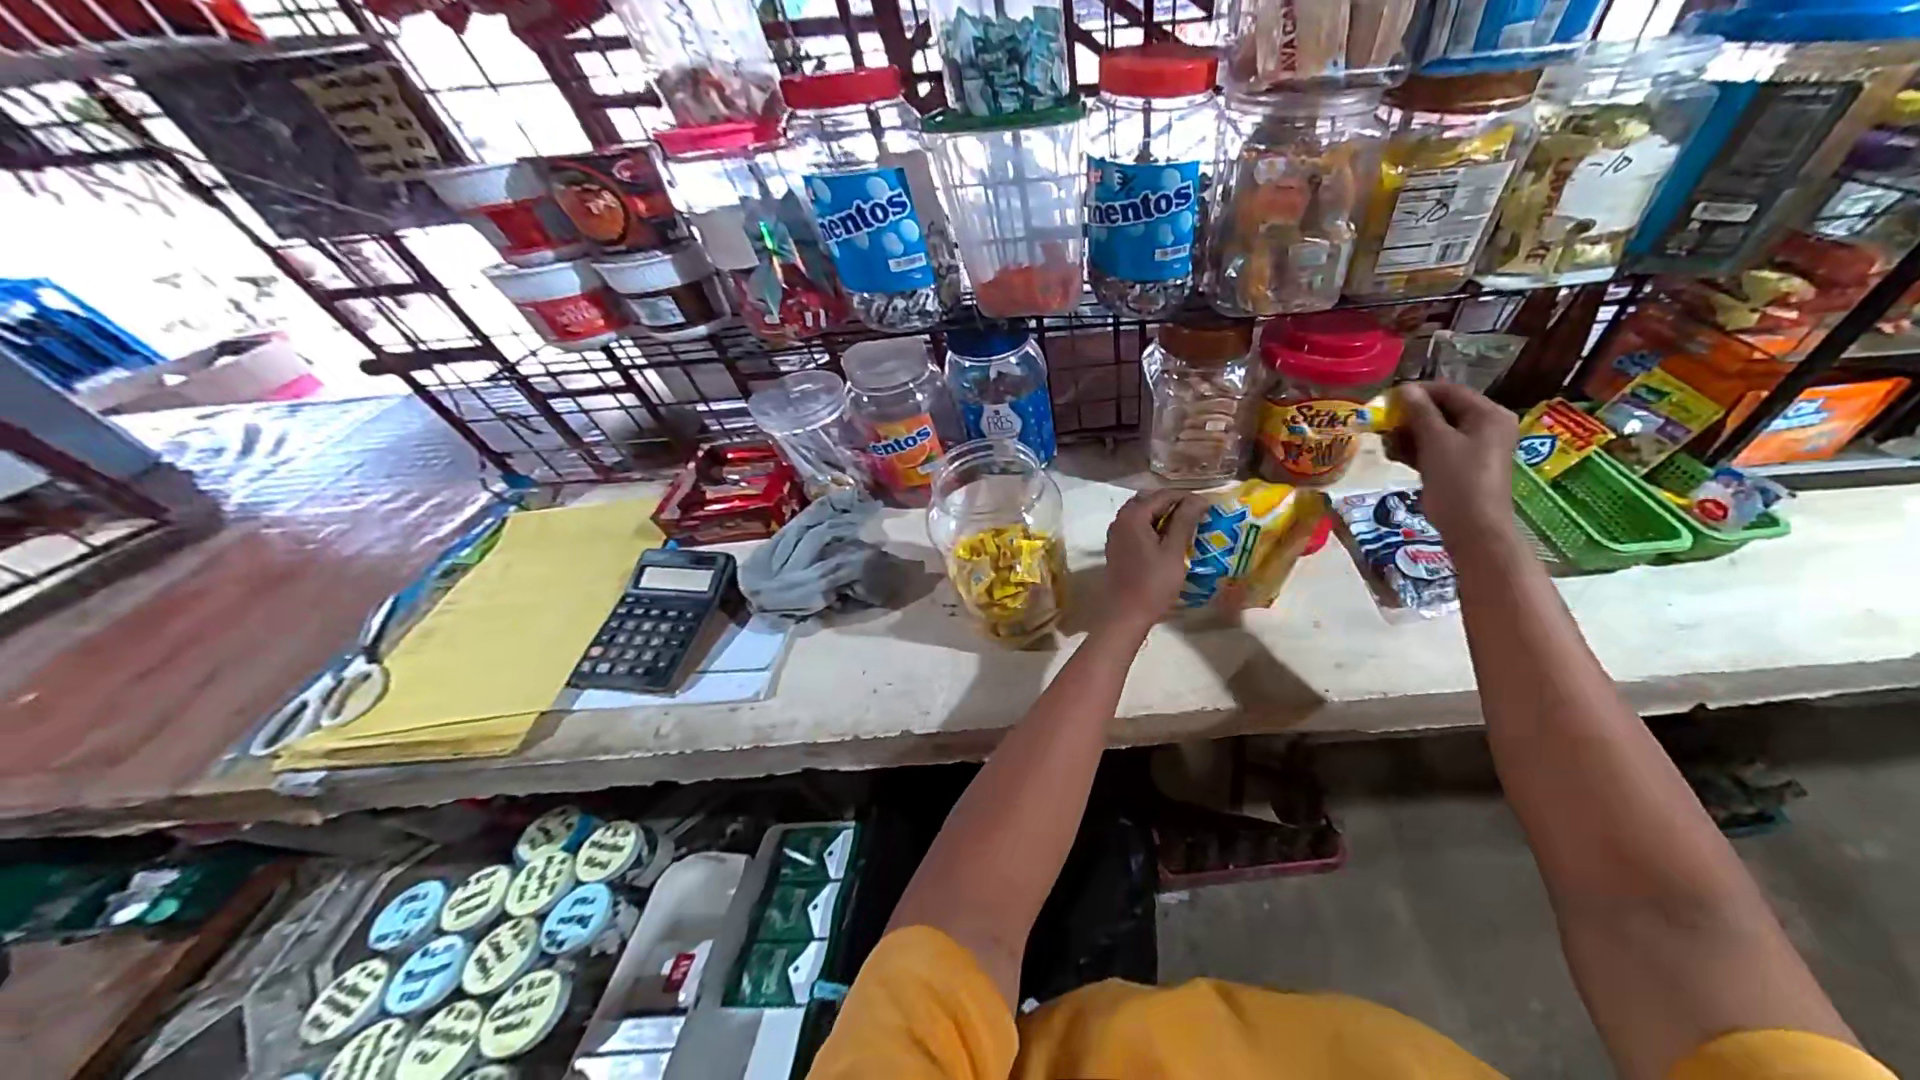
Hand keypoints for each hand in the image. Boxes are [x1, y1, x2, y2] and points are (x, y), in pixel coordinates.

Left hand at [1103, 490, 1207, 634]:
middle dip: (1173, 504)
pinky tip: (1169, 540)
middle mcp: (1120, 520)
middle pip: (1149, 501)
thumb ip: (1184, 521)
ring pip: (1142, 515)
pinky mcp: (1117, 548)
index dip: (1186, 497)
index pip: (1162, 495)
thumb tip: (1199, 499)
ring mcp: (1116, 535)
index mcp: (1132, 516)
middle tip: (1197, 514)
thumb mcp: (1173, 551)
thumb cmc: (1153, 583)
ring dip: (1163, 516)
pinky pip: (1136, 528)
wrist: (1126, 614)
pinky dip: (1153, 528)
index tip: (1208, 506)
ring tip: (1187, 526)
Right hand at [1391, 382, 1520, 546]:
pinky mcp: (1461, 465)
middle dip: (1410, 416)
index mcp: (1488, 415)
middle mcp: (1485, 426)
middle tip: (1383, 423)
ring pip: (1436, 430)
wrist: (1473, 527)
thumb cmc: (1459, 480)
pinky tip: (1394, 455)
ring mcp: (1474, 447)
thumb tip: (1404, 389)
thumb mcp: (1437, 442)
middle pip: (1442, 410)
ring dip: (1408, 434)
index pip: (1450, 391)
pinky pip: (1436, 448)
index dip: (1418, 392)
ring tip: (1385, 442)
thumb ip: (1420, 413)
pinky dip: (1416, 449)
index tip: (1387, 399)